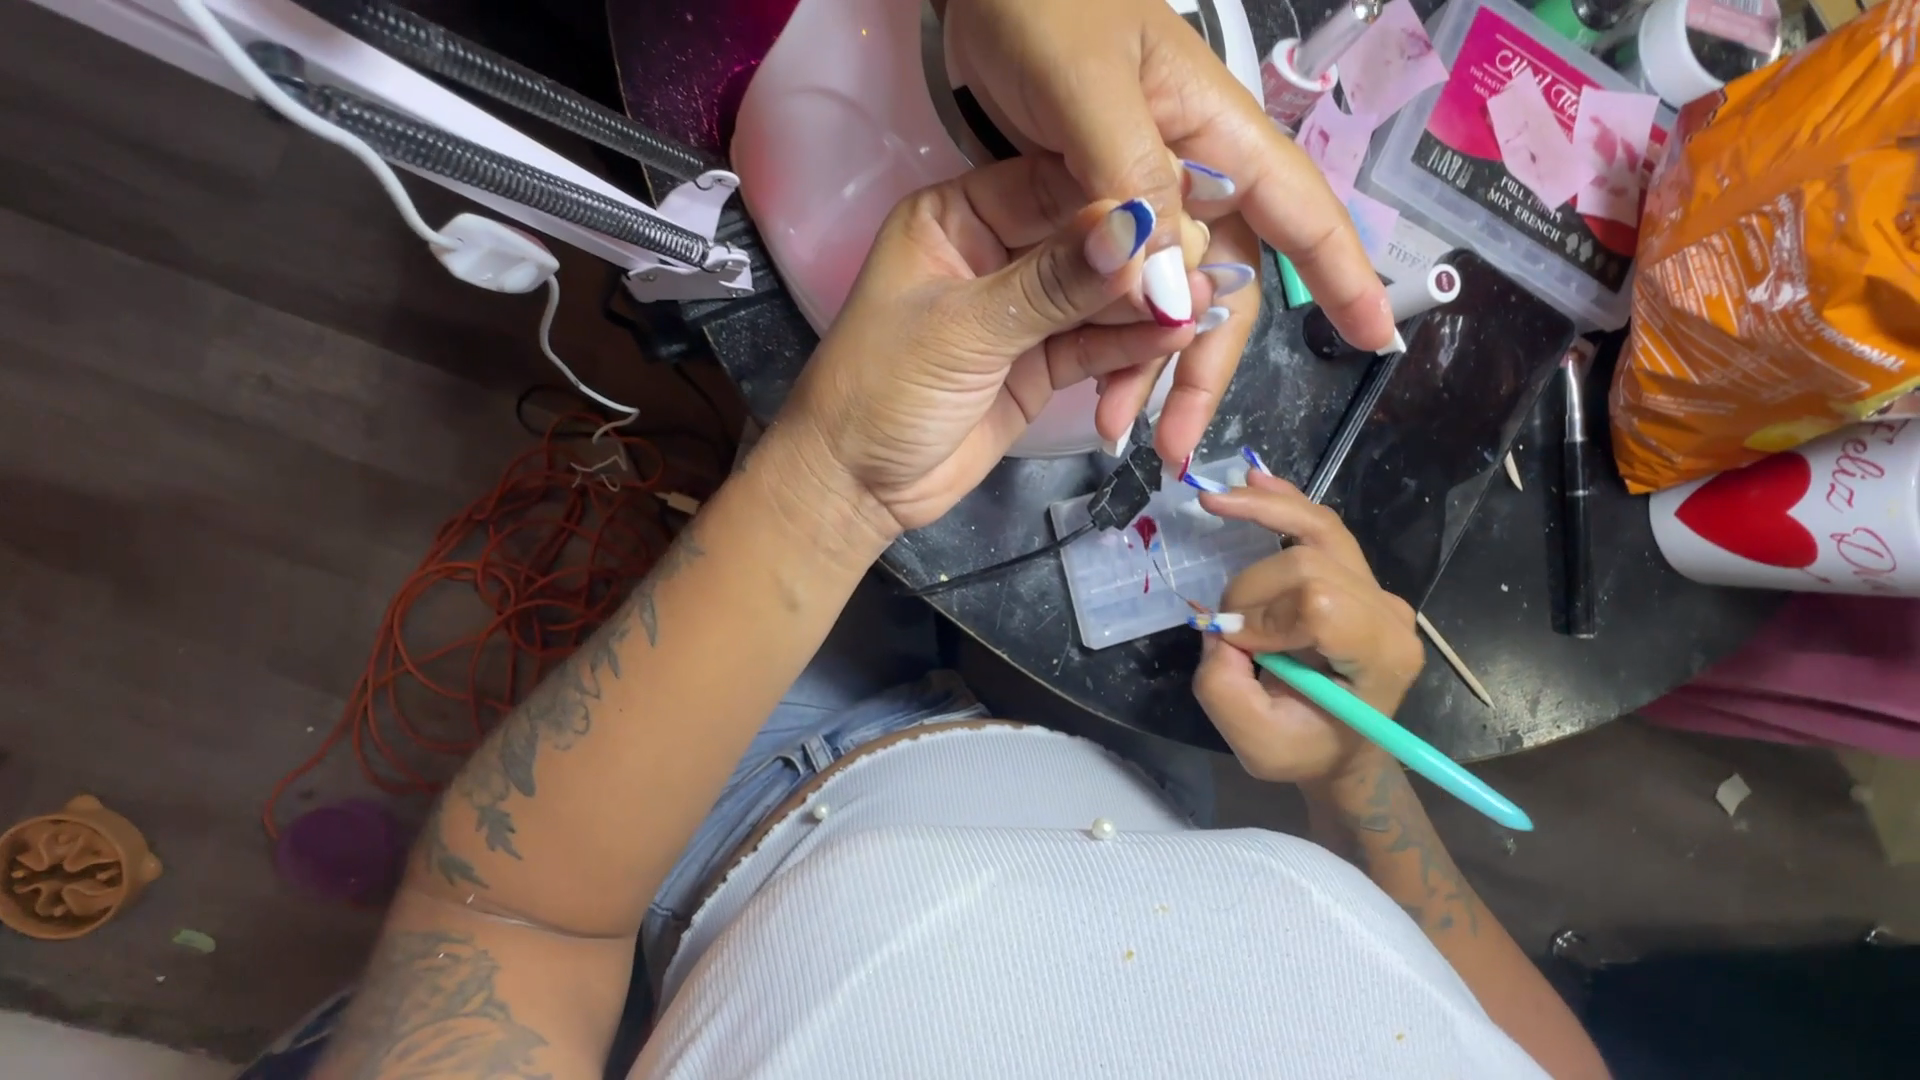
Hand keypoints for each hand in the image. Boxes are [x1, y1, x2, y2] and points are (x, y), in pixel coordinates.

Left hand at [781, 157, 1210, 532]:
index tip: (1173, 223)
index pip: (1055, 186)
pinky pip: (1096, 343)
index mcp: (959, 215)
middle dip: (1141, 262)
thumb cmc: (883, 392)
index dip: (1117, 203)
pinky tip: (1175, 341)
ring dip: (1147, 306)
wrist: (860, 486)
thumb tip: (1136, 229)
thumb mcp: (963, 330)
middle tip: (1195, 279)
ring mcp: (1024, 308)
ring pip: (1101, 294)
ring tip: (1201, 311)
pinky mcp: (1041, 361)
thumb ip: (1051, 283)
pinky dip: (1132, 346)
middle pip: (1090, 240)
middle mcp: (998, 250)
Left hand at [943, 0, 1395, 460]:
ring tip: (1124, 431)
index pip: (1293, 208)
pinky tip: (1091, 386)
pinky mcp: (1082, 223)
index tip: (1375, 339)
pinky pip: (1107, 291)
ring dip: (1148, 367)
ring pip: (1159, 296)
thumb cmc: (1035, 9)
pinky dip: (1103, 339)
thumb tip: (1175, 291)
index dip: (1340, 274)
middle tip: (1175, 441)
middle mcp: (1178, 172)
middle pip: (1217, 281)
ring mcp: (1128, 201)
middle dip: (1203, 364)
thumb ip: (1129, 182)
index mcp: (1204, 129)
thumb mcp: (1083, 92)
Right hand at [1191, 471, 1424, 784]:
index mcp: (1379, 657)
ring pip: (1316, 528)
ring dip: (1262, 513)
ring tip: (1213, 500)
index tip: (1237, 648)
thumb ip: (1225, 688)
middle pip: (1308, 564)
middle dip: (1251, 591)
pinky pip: (1320, 526)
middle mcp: (1387, 613)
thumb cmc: (1305, 750)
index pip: (1321, 602)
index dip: (1264, 617)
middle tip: (1228, 629)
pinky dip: (1282, 504)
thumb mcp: (1256, 744)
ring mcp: (1374, 588)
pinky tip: (1253, 482)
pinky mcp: (1353, 575)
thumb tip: (1216, 627)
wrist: (1341, 749)